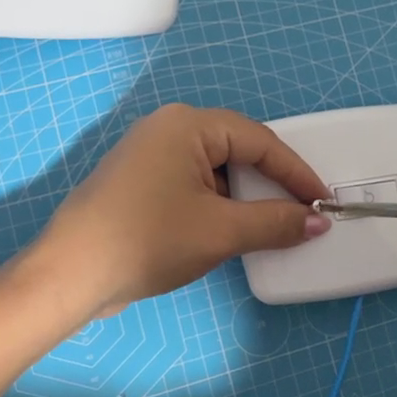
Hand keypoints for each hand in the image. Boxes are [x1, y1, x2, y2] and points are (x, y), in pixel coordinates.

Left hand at [29, 104, 332, 317]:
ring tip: (267, 229)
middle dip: (269, 185)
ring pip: (213, 169)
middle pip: (235, 150)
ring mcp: (147, 154)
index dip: (296, 173)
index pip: (259, 140)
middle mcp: (166, 129)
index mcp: (187, 125)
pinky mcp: (136, 182)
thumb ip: (275, 222)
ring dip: (242, 198)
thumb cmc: (149, 239)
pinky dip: (215, 204)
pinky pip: (190, 183)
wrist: (72, 272)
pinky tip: (226, 232)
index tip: (324, 202)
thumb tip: (316, 220)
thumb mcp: (221, 232)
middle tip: (299, 215)